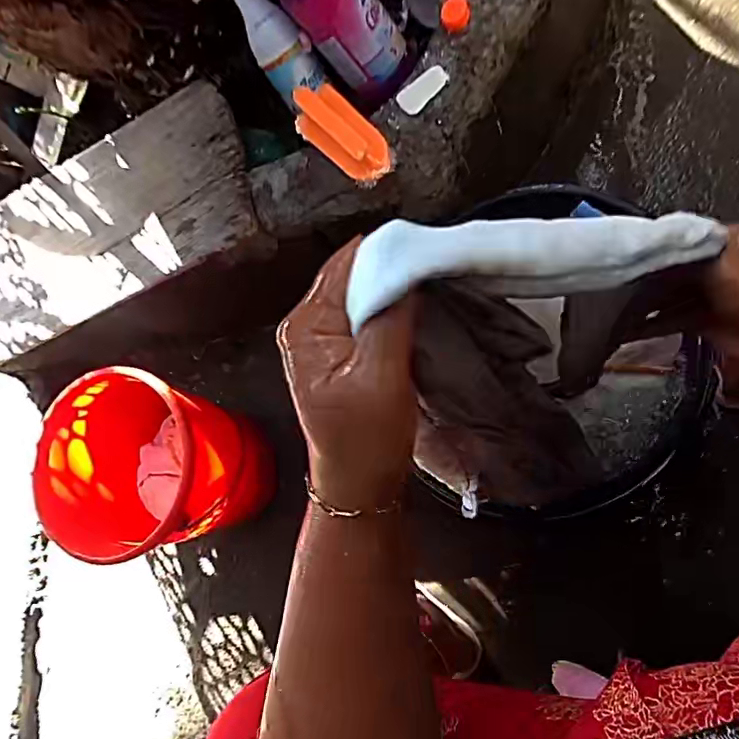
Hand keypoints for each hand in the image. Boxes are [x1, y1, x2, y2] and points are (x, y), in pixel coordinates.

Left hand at [278, 239, 420, 510]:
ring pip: (361, 295)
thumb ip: (389, 319)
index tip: (427, 250)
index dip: (388, 252)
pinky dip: (389, 312)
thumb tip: (405, 269)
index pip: (347, 265)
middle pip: (352, 275)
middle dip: (391, 269)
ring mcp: (320, 342)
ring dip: (393, 291)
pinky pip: (365, 317)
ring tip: (428, 289)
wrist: (359, 488)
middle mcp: (305, 327)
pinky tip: (412, 316)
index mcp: (305, 327)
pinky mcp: (337, 355)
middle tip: (433, 268)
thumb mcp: (381, 377)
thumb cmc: (364, 444)